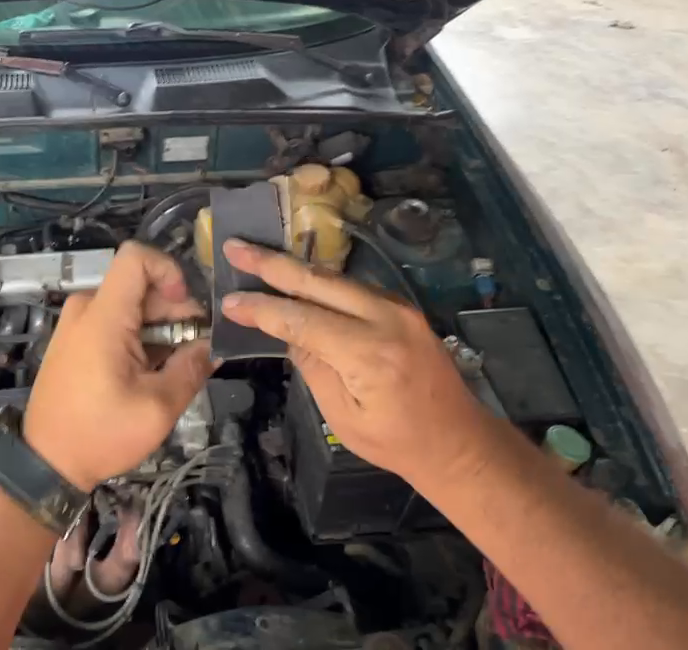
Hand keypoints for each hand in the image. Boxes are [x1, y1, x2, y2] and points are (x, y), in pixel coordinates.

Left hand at [24, 242, 213, 490]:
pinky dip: (140, 337)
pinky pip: (115, 321)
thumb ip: (190, 369)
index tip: (186, 308)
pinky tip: (152, 371)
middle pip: (140, 285)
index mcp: (103, 316)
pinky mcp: (76, 339)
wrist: (45, 462)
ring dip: (160, 328)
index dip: (169, 271)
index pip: (136, 257)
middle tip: (195, 350)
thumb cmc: (99, 434)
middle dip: (175, 311)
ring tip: (176, 366)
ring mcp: (78, 323)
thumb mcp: (157, 409)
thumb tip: (212, 347)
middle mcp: (87, 308)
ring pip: (131, 304)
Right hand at [220, 240, 487, 483]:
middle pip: (317, 281)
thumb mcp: (342, 414)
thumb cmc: (396, 442)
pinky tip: (292, 276)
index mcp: (370, 354)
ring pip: (334, 277)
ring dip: (292, 266)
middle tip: (234, 246)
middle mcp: (386, 318)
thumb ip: (311, 364)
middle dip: (271, 263)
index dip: (261, 309)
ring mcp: (398, 307)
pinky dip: (317, 280)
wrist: (458, 440)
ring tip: (254, 255)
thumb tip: (278, 328)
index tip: (228, 302)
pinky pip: (350, 286)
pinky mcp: (401, 305)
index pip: (301, 319)